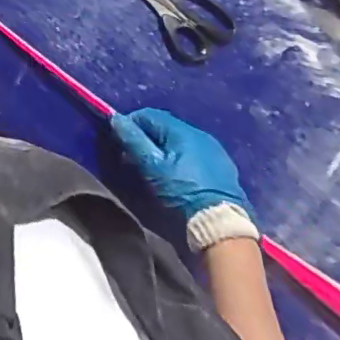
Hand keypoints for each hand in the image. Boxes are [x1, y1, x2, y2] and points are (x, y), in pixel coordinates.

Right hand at [110, 108, 252, 224]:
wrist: (221, 225)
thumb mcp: (151, 167)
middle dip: (146, 139)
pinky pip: (194, 155)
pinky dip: (180, 160)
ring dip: (163, 150)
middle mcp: (201, 135)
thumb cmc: (181, 192)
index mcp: (182, 131)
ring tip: (154, 171)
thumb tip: (116, 118)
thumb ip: (133, 140)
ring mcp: (215, 151)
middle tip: (134, 160)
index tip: (121, 145)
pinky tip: (177, 178)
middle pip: (164, 128)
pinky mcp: (223, 168)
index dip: (130, 126)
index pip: (148, 115)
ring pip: (179, 142)